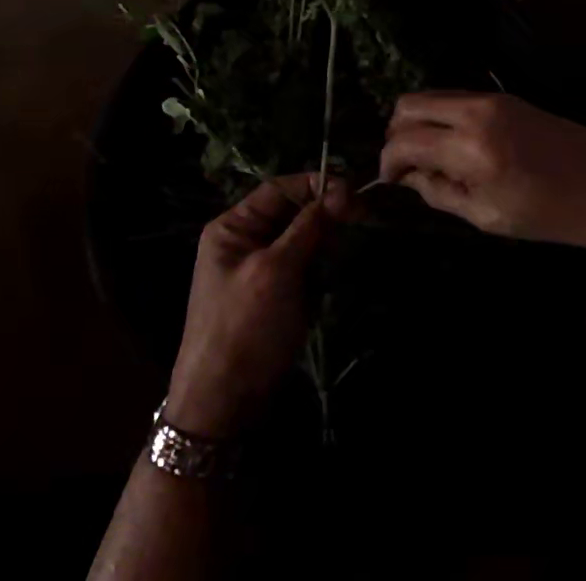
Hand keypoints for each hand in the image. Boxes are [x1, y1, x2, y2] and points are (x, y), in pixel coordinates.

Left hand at [165, 175, 352, 437]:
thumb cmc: (244, 326)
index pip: (279, 188)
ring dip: (325, 244)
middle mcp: (245, 241)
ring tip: (342, 253)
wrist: (224, 401)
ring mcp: (261, 269)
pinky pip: (305, 268)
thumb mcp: (276, 270)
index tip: (354, 189)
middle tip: (361, 218)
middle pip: (293, 212)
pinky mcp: (277, 294)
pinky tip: (329, 281)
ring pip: (304, 240)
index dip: (316, 184)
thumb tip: (341, 189)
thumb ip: (308, 227)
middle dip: (324, 215)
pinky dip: (320, 270)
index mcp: (233, 227)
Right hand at [378, 91, 585, 251]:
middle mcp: (477, 111)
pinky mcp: (506, 97)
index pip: (405, 142)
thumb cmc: (552, 217)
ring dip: (418, 123)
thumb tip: (408, 178)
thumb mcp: (488, 217)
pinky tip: (454, 147)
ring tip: (429, 159)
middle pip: (408, 105)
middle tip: (405, 167)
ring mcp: (492, 99)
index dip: (387, 163)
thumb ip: (439, 193)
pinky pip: (455, 99)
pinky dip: (441, 117)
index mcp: (472, 148)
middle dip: (396, 135)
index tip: (387, 181)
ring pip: (430, 96)